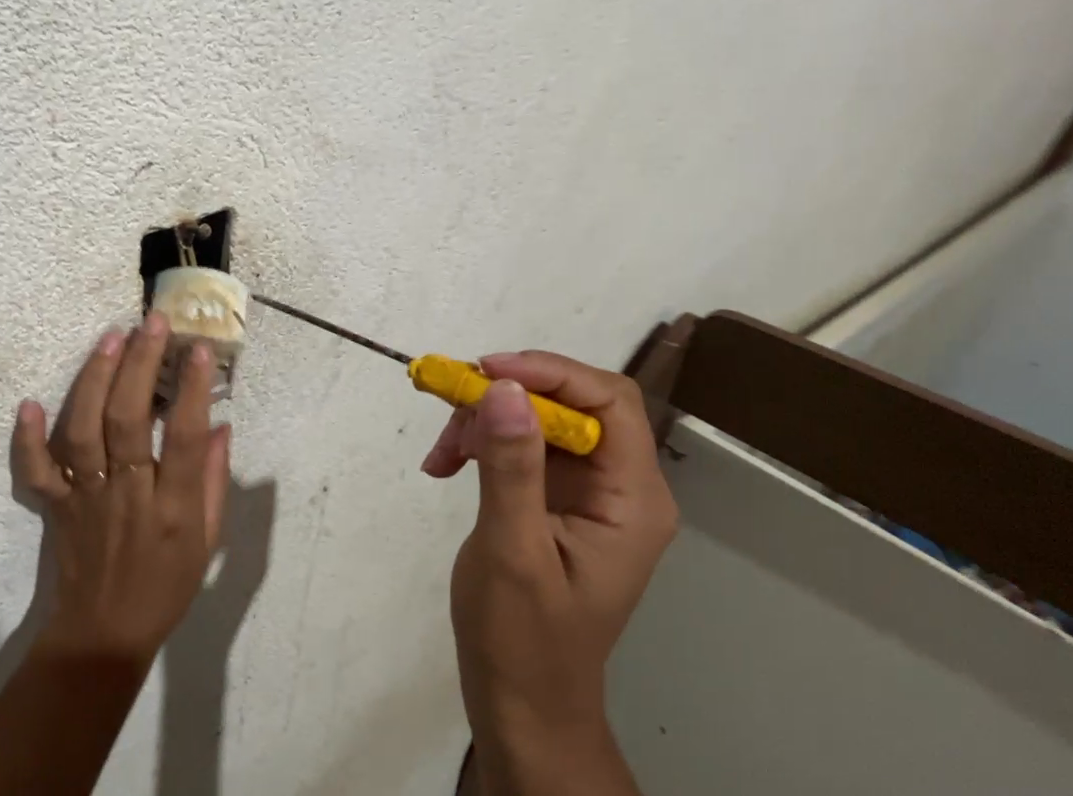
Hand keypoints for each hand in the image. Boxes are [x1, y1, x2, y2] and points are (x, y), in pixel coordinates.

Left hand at [12, 311, 232, 661]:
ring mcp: (86, 498)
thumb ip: (216, 483)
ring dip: (94, 379)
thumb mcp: (208, 542)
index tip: (198, 348)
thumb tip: (222, 425)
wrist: (104, 632)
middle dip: (141, 365)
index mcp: (174, 508)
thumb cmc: (165, 586)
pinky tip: (28, 403)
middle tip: (152, 323)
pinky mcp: (55, 505)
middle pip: (129, 420)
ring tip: (111, 338)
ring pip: (84, 430)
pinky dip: (27, 438)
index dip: (194, 389)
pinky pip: (35, 470)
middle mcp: (129, 495)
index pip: (186, 438)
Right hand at [422, 352, 675, 793]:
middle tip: (447, 408)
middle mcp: (620, 488)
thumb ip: (511, 466)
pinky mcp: (554, 502)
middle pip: (572, 406)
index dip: (549, 373)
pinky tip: (445, 466)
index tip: (483, 371)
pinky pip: (521, 449)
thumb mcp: (511, 548)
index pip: (609, 403)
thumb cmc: (522, 636)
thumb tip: (502, 388)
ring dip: (485, 423)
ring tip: (440, 455)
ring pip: (539, 422)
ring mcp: (587, 495)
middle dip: (506, 398)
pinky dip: (481, 446)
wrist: (520, 700)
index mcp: (633, 500)